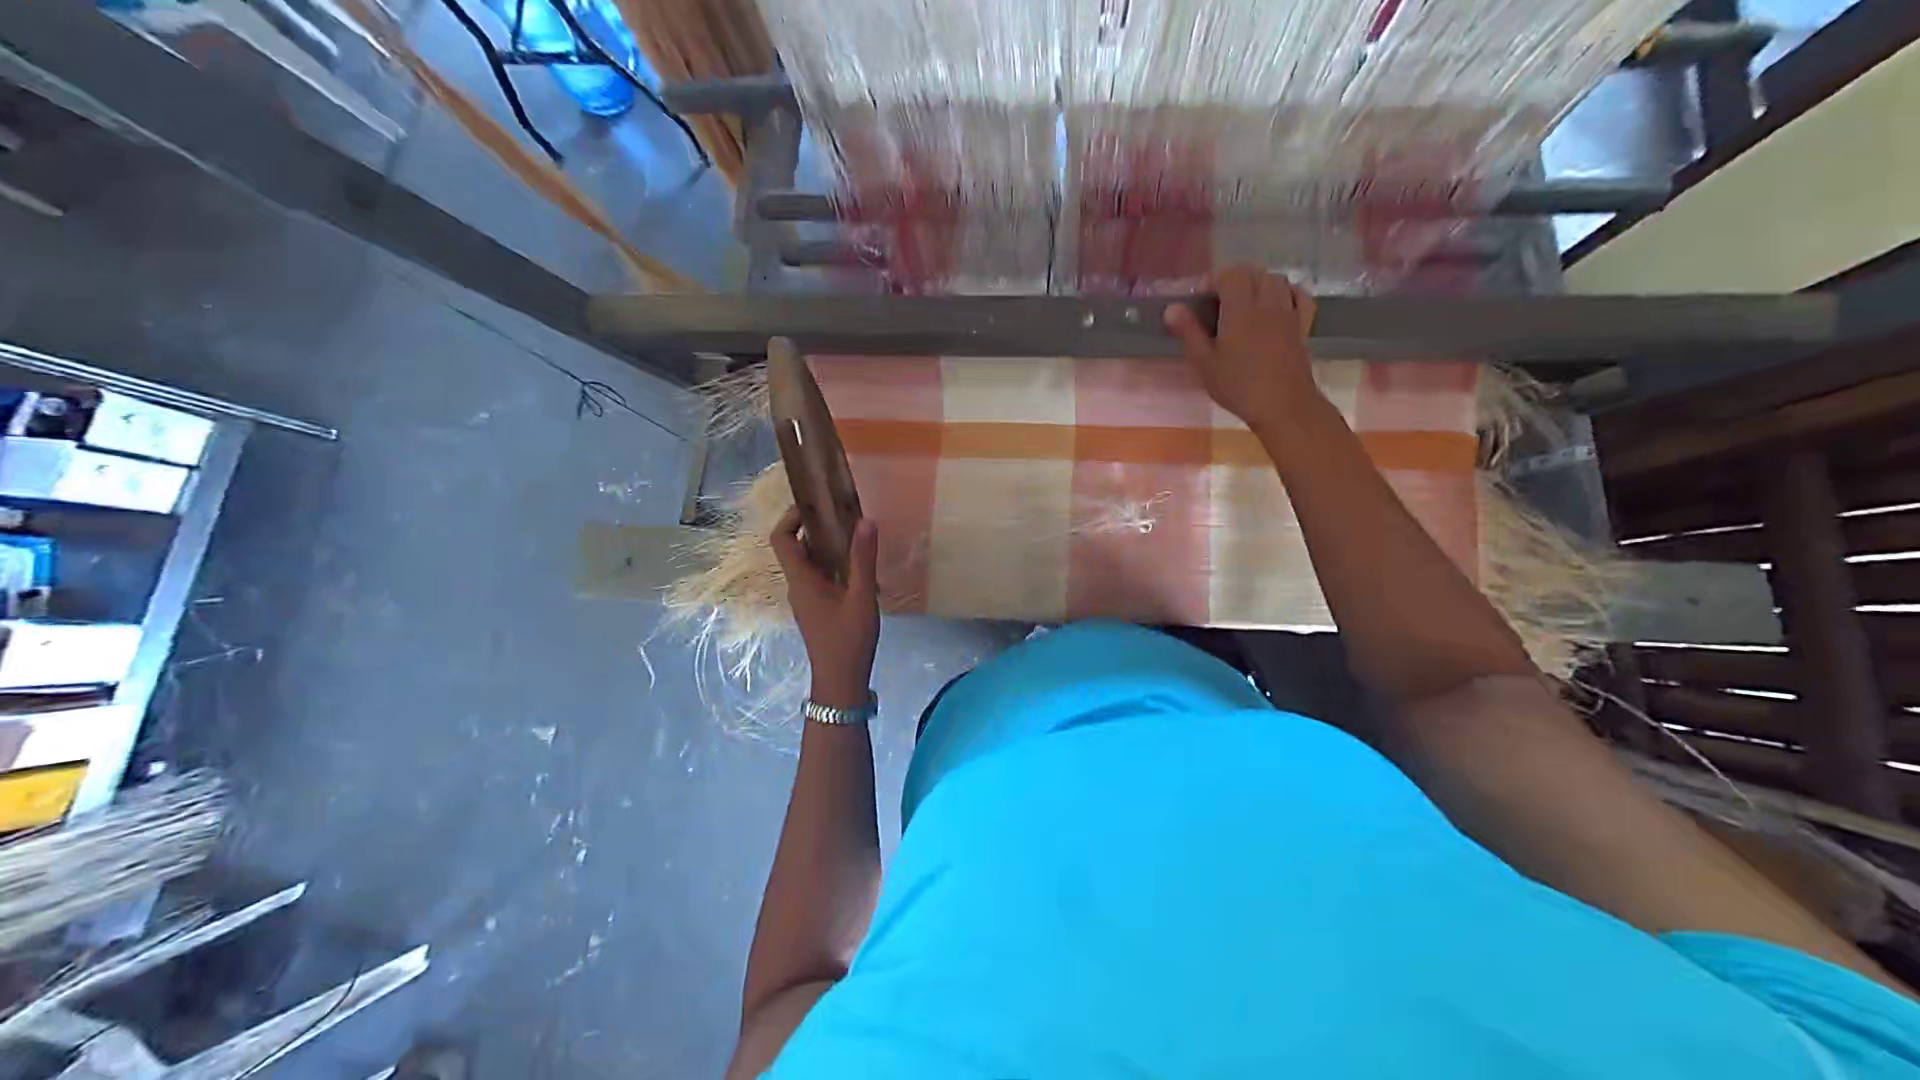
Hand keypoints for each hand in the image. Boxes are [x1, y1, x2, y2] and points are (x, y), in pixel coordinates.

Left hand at [770, 507, 880, 708]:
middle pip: (796, 547)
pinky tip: (857, 566)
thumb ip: (863, 559)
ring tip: (854, 534)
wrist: (841, 681)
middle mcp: (798, 586)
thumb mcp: (862, 597)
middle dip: (815, 527)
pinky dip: (833, 564)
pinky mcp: (817, 608)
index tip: (815, 504)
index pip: (781, 539)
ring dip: (827, 546)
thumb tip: (866, 520)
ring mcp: (806, 599)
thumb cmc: (848, 640)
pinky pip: (819, 577)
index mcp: (801, 580)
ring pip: (810, 563)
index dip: (790, 517)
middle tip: (842, 513)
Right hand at [1164, 265, 1319, 431]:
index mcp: (1241, 310)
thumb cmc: (1239, 387)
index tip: (1199, 298)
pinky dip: (1286, 293)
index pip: (1230, 275)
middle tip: (1217, 301)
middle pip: (1254, 273)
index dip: (1213, 280)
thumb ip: (1189, 332)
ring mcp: (1290, 312)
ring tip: (1243, 304)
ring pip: (1276, 280)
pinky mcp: (1303, 325)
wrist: (1283, 406)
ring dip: (1258, 284)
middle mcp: (1268, 303)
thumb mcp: (1205, 363)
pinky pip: (1299, 295)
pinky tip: (1276, 305)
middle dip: (1234, 280)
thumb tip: (1172, 308)